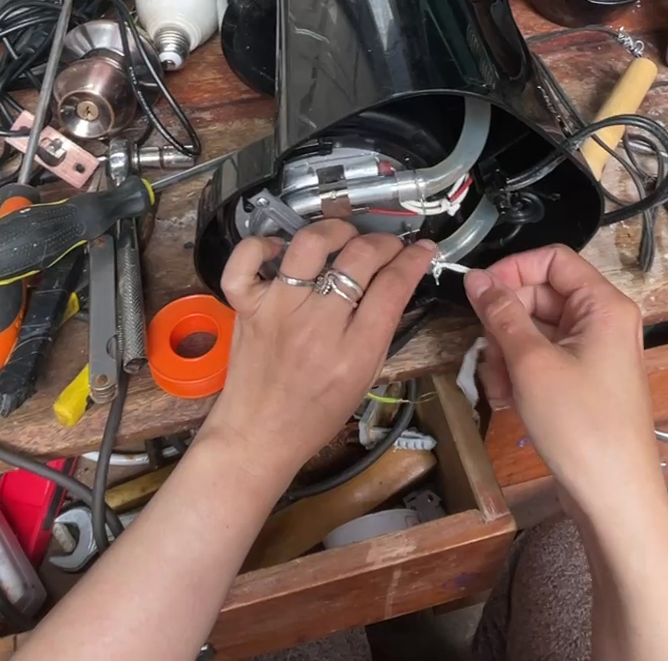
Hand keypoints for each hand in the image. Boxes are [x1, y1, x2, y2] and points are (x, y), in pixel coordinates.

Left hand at [201, 222, 435, 486]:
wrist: (258, 436)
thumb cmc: (316, 413)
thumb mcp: (365, 377)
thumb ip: (381, 328)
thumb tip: (398, 280)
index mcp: (353, 351)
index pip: (393, 286)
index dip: (414, 259)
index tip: (421, 249)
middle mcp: (316, 324)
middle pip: (358, 257)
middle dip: (384, 242)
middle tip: (388, 247)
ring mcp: (277, 309)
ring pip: (309, 245)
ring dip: (335, 230)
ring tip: (344, 237)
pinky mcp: (246, 305)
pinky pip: (247, 259)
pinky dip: (263, 245)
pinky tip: (281, 250)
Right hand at [465, 245, 656, 514]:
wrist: (614, 499)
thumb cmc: (580, 425)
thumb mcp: (530, 363)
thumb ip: (499, 313)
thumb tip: (475, 278)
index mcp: (603, 305)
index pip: (552, 259)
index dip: (512, 269)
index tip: (479, 292)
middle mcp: (602, 320)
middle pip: (539, 294)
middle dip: (505, 322)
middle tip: (486, 353)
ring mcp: (592, 351)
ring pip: (534, 328)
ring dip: (506, 352)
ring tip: (497, 387)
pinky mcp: (581, 378)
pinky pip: (541, 356)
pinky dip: (519, 371)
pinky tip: (507, 398)